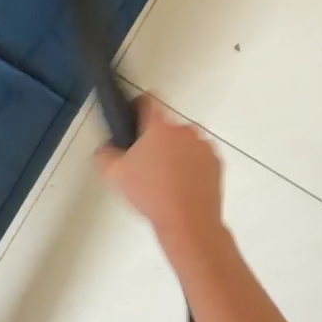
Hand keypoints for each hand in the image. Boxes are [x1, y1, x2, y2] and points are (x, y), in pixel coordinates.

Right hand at [94, 97, 224, 243]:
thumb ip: (104, 153)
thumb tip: (107, 147)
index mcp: (159, 126)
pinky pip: (199, 156)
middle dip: (156, 138)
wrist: (189, 222)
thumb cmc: (151, 195)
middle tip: (145, 162)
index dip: (137, 105)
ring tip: (164, 178)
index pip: (148, 100)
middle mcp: (185, 129)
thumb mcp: (114, 175)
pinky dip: (191, 165)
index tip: (132, 117)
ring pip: (184, 141)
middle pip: (166, 124)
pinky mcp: (217, 161)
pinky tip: (181, 185)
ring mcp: (204, 145)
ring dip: (174, 152)